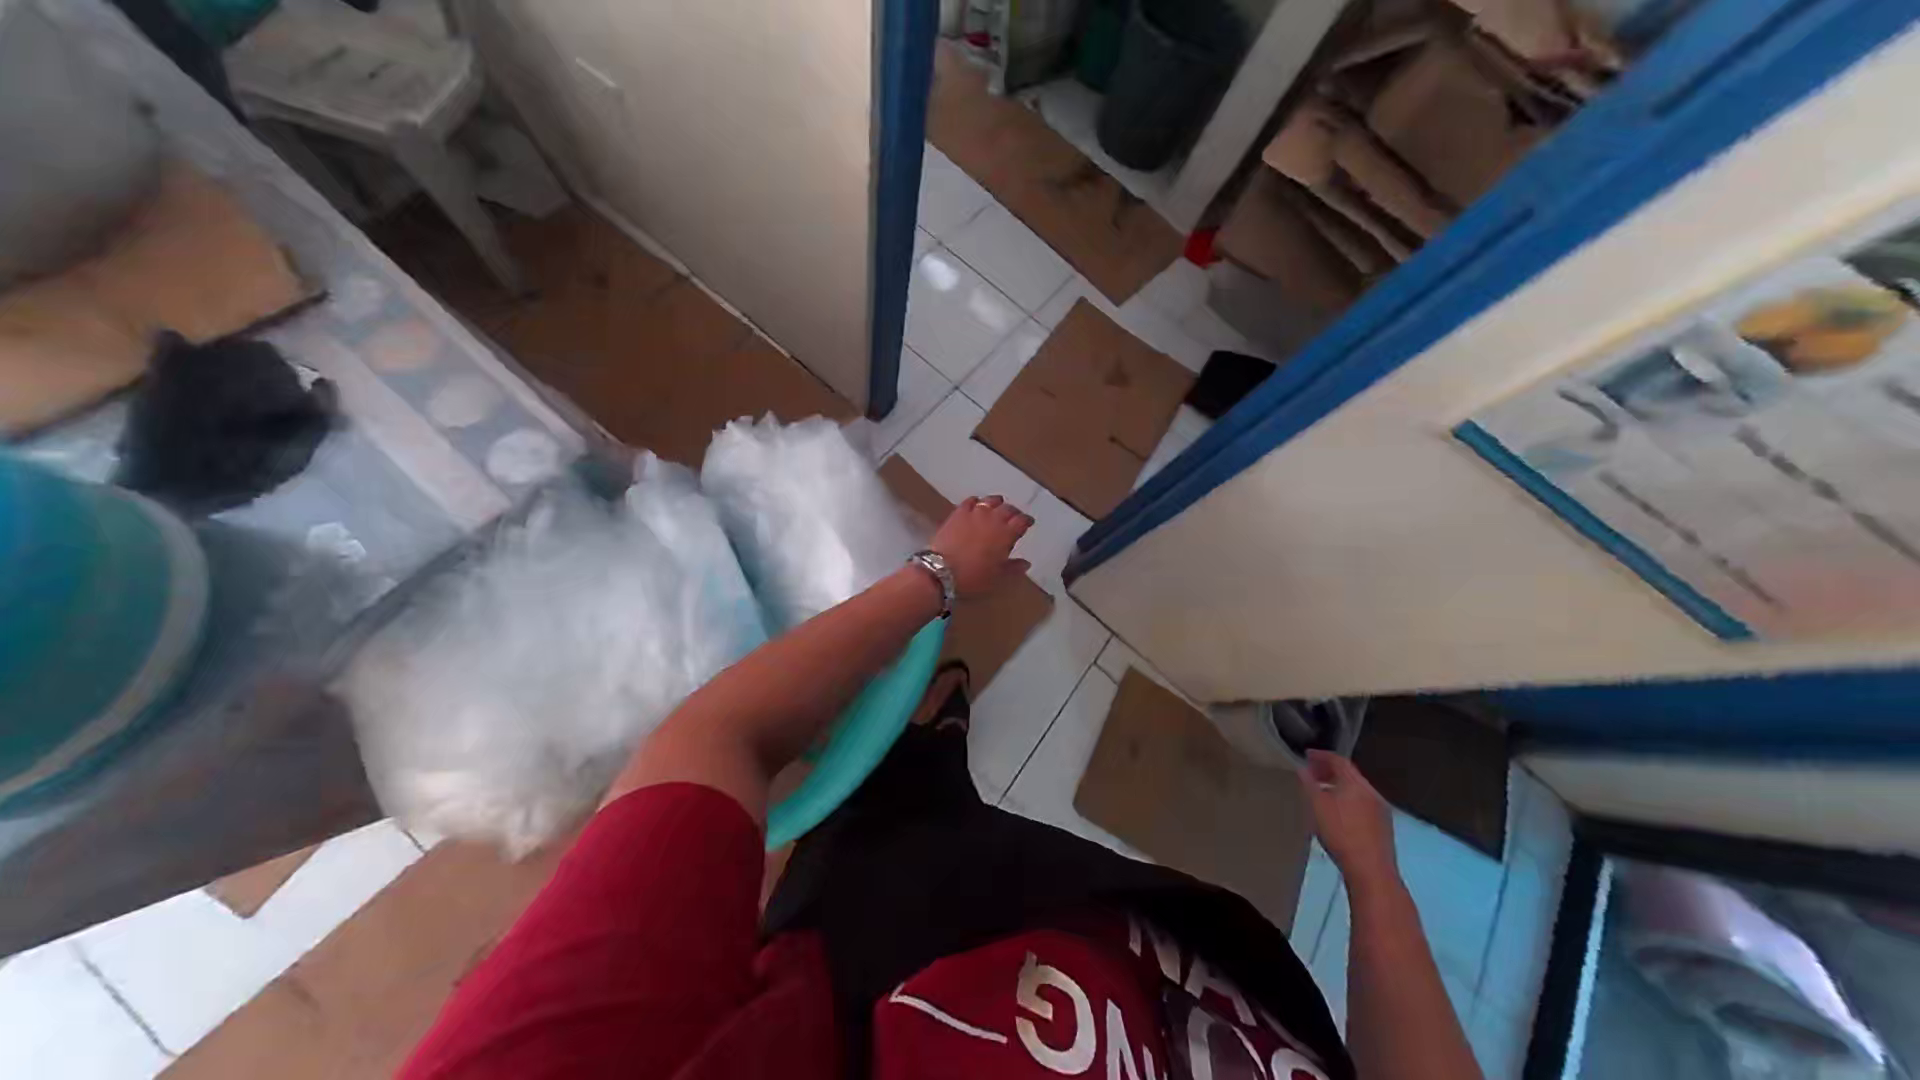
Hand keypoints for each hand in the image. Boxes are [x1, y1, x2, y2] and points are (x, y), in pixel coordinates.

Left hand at [930, 495, 1033, 596]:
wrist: (942, 571)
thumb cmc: (974, 578)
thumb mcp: (998, 577)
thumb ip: (1014, 568)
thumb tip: (1026, 563)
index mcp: (1007, 534)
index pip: (1022, 521)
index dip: (1026, 521)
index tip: (1028, 523)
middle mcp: (993, 519)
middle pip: (1008, 509)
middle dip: (1013, 512)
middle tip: (1014, 517)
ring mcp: (974, 513)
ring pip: (990, 500)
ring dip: (996, 503)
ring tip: (997, 507)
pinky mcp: (958, 513)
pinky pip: (970, 501)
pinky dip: (976, 501)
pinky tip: (976, 505)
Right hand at [1298, 750, 1399, 888]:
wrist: (1371, 871)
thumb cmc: (1340, 834)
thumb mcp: (1316, 806)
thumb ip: (1308, 784)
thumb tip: (1302, 769)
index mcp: (1357, 784)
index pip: (1340, 761)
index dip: (1322, 756)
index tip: (1307, 755)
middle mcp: (1372, 794)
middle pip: (1350, 775)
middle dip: (1330, 771)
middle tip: (1311, 773)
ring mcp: (1381, 812)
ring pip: (1357, 791)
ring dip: (1339, 787)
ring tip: (1321, 794)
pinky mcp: (1383, 829)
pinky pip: (1363, 805)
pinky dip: (1348, 801)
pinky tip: (1337, 815)